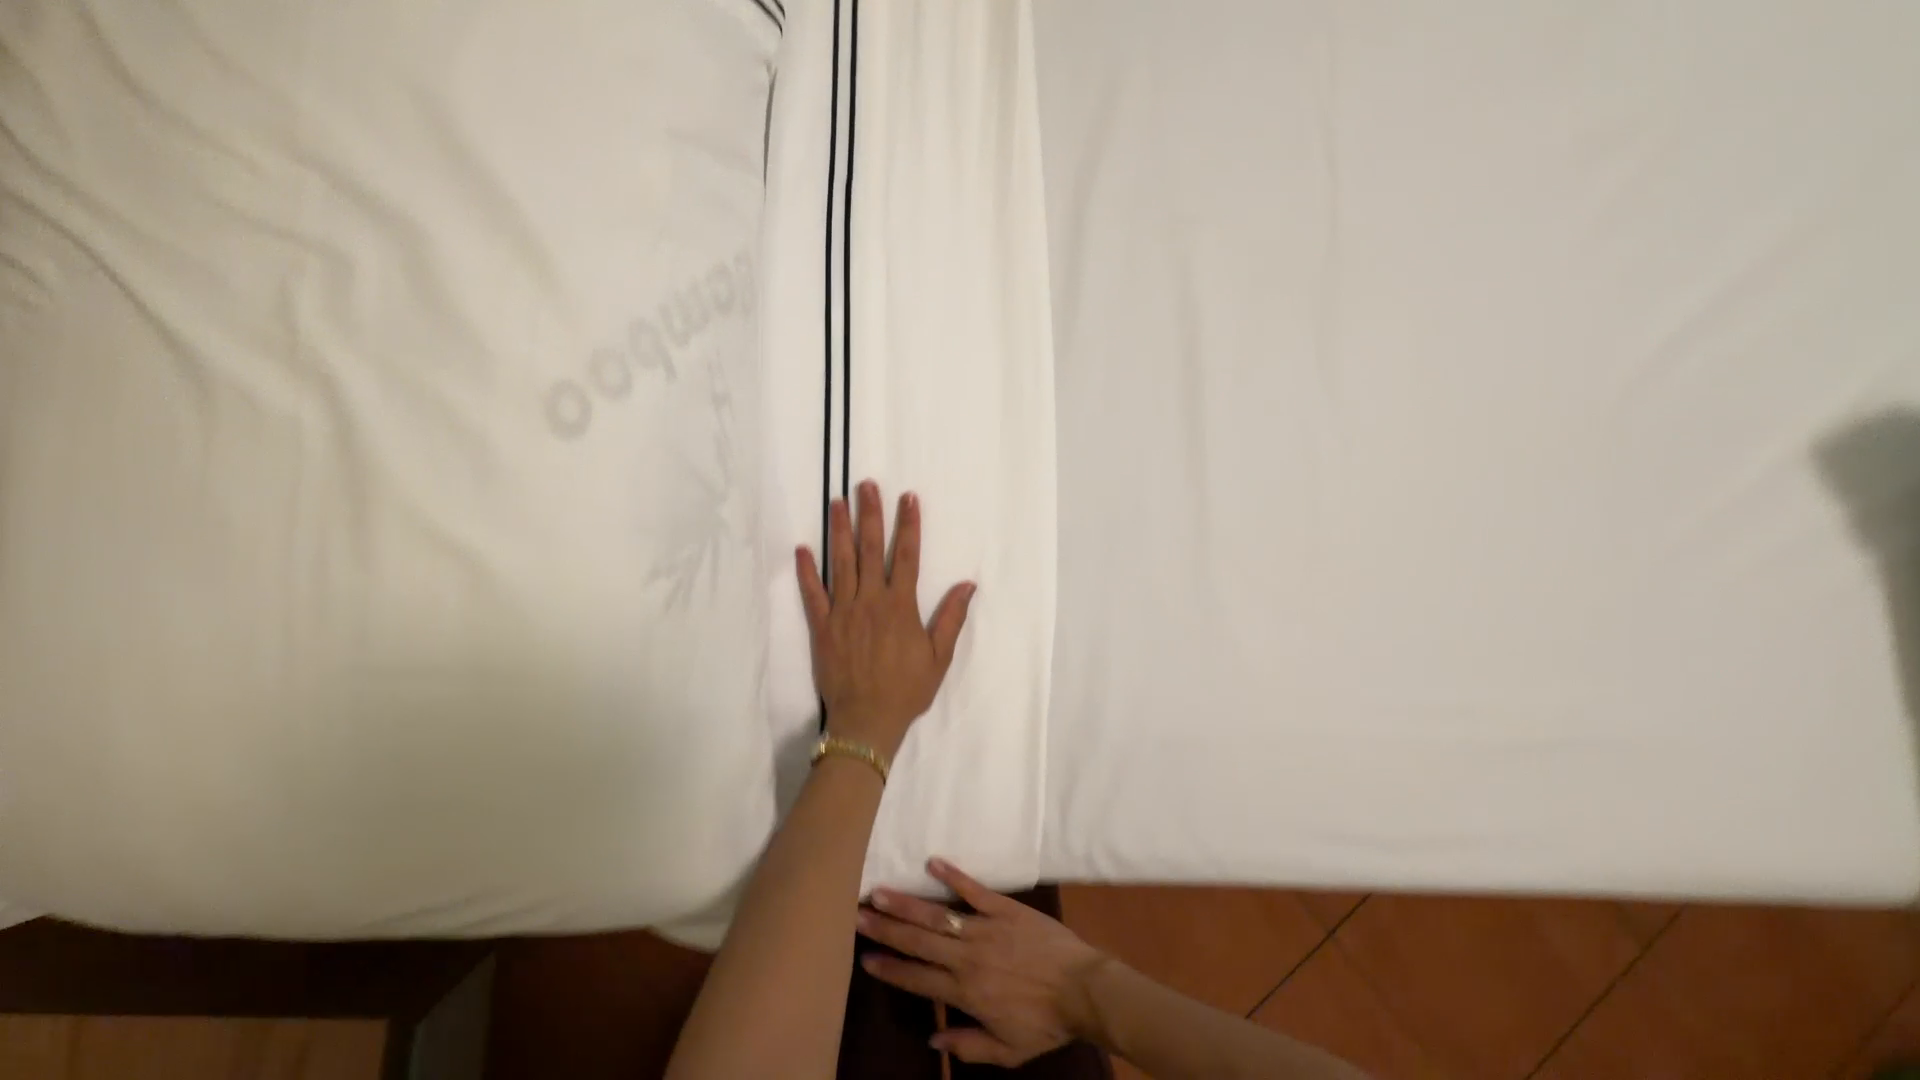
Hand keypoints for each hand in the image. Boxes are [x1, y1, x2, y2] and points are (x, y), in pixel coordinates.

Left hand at [796, 481, 975, 759]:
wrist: (867, 720)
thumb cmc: (907, 690)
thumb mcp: (939, 657)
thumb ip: (951, 618)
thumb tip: (968, 585)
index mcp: (901, 606)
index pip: (907, 556)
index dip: (909, 525)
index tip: (908, 497)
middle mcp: (871, 601)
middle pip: (871, 549)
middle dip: (870, 515)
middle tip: (866, 485)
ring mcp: (844, 612)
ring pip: (841, 563)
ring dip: (839, 531)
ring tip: (837, 502)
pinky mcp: (822, 627)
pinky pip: (812, 594)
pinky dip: (806, 571)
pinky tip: (802, 549)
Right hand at [856, 859, 1111, 1067]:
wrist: (1085, 990)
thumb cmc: (1046, 1023)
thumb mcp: (1008, 1051)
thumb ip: (969, 1045)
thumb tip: (932, 1037)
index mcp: (966, 992)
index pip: (918, 979)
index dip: (890, 969)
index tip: (865, 959)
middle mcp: (967, 957)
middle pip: (919, 941)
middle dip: (886, 929)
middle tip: (857, 915)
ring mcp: (986, 929)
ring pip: (938, 915)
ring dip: (907, 903)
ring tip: (880, 891)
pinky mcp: (1006, 909)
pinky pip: (975, 890)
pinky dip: (953, 875)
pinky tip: (932, 862)